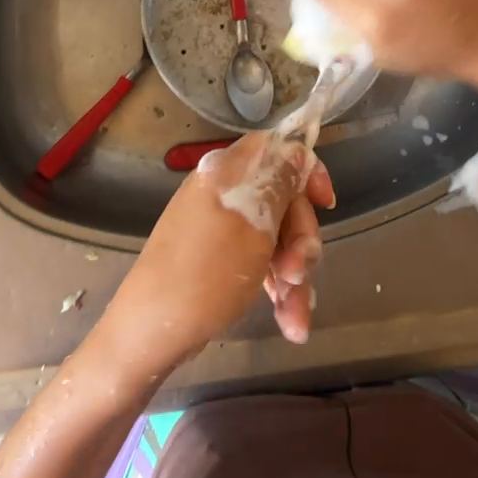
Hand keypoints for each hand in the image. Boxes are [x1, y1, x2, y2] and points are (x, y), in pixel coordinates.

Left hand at [97, 131, 334, 369]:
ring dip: (293, 278)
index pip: (276, 149)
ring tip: (294, 318)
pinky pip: (259, 263)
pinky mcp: (218, 259)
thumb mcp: (254, 227)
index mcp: (228, 171)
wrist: (152, 328)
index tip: (326, 204)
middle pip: (284, 201)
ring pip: (276, 239)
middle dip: (301, 243)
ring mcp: (219, 226)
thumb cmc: (206, 273)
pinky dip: (276, 290)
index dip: (307, 172)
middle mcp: (223, 191)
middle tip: (298, 275)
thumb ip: (280, 183)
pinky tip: (288, 324)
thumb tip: (295, 149)